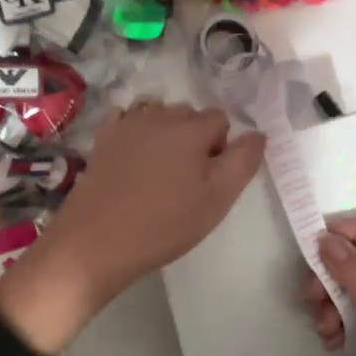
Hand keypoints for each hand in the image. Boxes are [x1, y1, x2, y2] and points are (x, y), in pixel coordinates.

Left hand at [0, 101, 265, 354]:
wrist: (97, 241)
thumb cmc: (165, 223)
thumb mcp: (217, 199)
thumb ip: (243, 161)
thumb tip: (258, 133)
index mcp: (192, 128)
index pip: (220, 119)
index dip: (221, 147)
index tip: (210, 180)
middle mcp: (159, 115)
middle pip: (188, 114)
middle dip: (194, 138)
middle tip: (186, 180)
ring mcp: (126, 124)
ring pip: (158, 115)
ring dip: (165, 134)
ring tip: (158, 172)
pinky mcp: (102, 139)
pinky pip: (126, 120)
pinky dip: (134, 133)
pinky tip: (132, 159)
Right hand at [305, 217, 355, 355]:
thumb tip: (325, 240)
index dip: (350, 230)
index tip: (315, 240)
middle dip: (331, 273)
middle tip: (311, 293)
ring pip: (346, 285)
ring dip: (328, 300)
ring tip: (324, 325)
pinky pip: (345, 311)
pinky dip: (333, 321)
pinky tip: (332, 341)